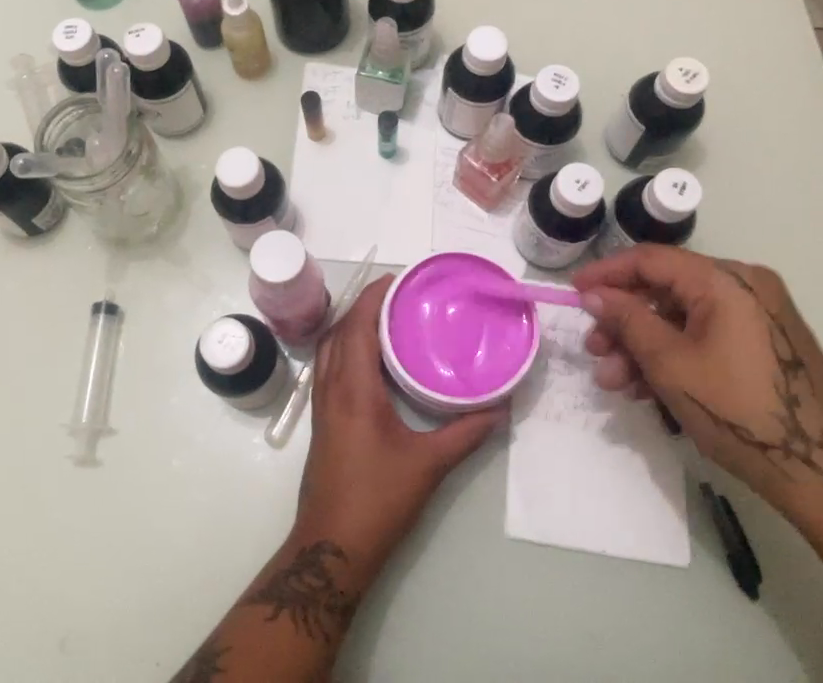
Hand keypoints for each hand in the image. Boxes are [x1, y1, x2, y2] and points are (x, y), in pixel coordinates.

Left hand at [295, 277, 502, 570]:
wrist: (333, 545)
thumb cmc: (379, 500)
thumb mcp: (429, 465)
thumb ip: (466, 432)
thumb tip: (500, 407)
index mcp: (353, 390)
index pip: (357, 327)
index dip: (373, 298)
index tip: (397, 278)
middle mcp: (331, 390)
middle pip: (339, 332)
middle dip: (363, 307)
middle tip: (399, 295)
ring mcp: (322, 406)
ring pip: (329, 350)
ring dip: (351, 327)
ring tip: (386, 319)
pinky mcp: (322, 422)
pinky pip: (329, 369)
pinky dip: (346, 351)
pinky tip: (373, 362)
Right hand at [571, 246, 822, 512]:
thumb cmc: (741, 409)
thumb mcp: (671, 365)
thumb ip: (628, 321)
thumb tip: (594, 294)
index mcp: (726, 280)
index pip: (651, 259)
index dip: (606, 274)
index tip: (571, 293)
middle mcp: (745, 288)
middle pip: (665, 291)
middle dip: (623, 323)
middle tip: (595, 353)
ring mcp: (757, 318)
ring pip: (682, 320)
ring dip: (643, 347)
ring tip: (616, 384)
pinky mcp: (763, 347)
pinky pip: (704, 338)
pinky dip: (674, 357)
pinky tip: (649, 391)